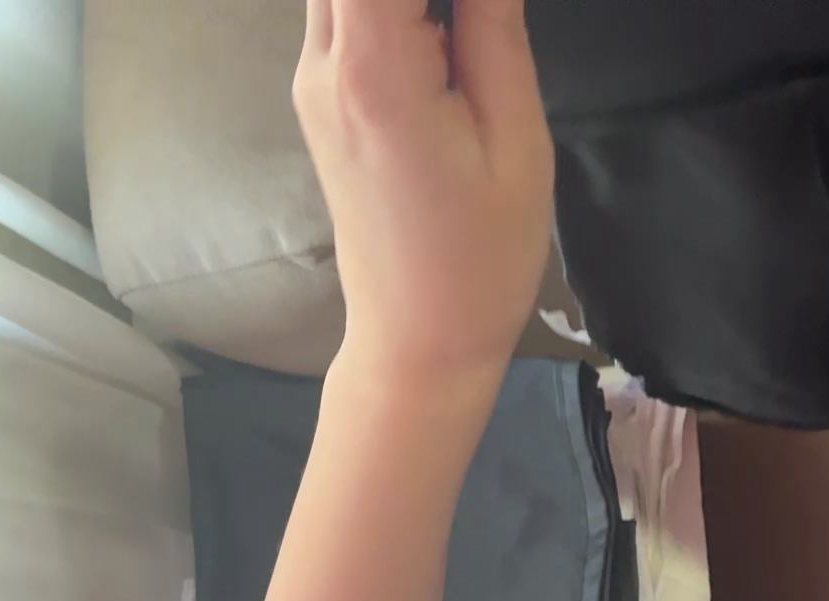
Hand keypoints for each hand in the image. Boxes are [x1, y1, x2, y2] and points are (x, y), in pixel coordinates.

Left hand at [294, 0, 553, 384]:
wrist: (420, 339)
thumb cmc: (483, 260)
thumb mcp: (517, 150)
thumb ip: (495, 35)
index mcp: (376, 66)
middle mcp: (321, 55)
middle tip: (490, 17)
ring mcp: (312, 77)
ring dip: (417, 3)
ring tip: (477, 34)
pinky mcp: (322, 100)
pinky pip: (351, 12)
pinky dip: (400, 8)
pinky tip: (452, 39)